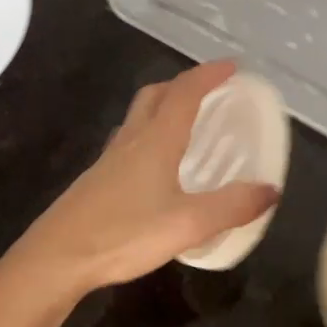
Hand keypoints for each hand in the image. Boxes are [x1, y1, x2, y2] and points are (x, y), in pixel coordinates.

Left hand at [1, 61, 280, 294]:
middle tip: (208, 92)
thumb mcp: (189, 224)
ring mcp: (109, 161)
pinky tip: (156, 168)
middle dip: (182, 85)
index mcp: (156, 140)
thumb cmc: (124, 234)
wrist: (55, 260)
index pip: (185, 93)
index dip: (208, 75)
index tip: (232, 67)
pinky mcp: (96, 182)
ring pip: (138, 118)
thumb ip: (232, 206)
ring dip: (162, 108)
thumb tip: (271, 190)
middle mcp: (131, 141)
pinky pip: (128, 144)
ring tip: (185, 124)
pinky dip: (149, 138)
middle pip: (155, 96)